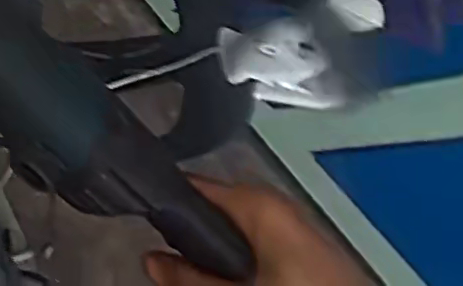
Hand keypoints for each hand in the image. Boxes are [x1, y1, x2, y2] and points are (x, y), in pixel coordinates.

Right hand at [145, 179, 369, 285]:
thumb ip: (191, 279)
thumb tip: (151, 259)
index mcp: (258, 202)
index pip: (191, 187)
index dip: (165, 210)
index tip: (146, 235)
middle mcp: (278, 209)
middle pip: (214, 216)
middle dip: (195, 246)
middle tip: (175, 276)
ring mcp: (301, 238)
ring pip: (240, 242)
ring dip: (220, 266)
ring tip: (202, 284)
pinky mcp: (315, 267)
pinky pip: (265, 259)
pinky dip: (248, 275)